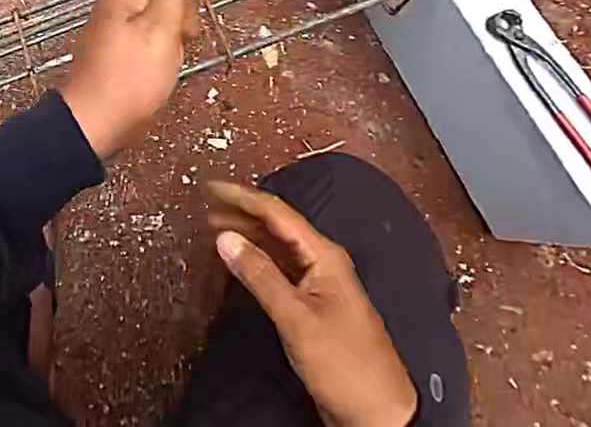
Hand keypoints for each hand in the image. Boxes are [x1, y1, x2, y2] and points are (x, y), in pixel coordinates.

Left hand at [59, 0, 223, 160]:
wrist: (93, 125)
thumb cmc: (129, 78)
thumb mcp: (162, 28)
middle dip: (187, 5)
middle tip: (187, 35)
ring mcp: (119, 23)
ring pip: (162, 11)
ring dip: (178, 29)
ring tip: (172, 56)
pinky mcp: (120, 46)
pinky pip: (152, 33)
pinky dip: (165, 45)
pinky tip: (162, 66)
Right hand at [206, 180, 417, 426]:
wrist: (380, 415)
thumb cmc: (348, 367)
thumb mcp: (297, 318)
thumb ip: (260, 276)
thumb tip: (228, 239)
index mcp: (324, 254)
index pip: (277, 212)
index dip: (244, 197)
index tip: (216, 187)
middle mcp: (322, 262)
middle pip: (276, 226)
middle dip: (242, 213)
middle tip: (210, 204)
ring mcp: (318, 284)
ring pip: (277, 248)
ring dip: (248, 236)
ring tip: (218, 228)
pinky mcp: (313, 306)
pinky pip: (280, 271)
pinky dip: (257, 262)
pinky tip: (241, 262)